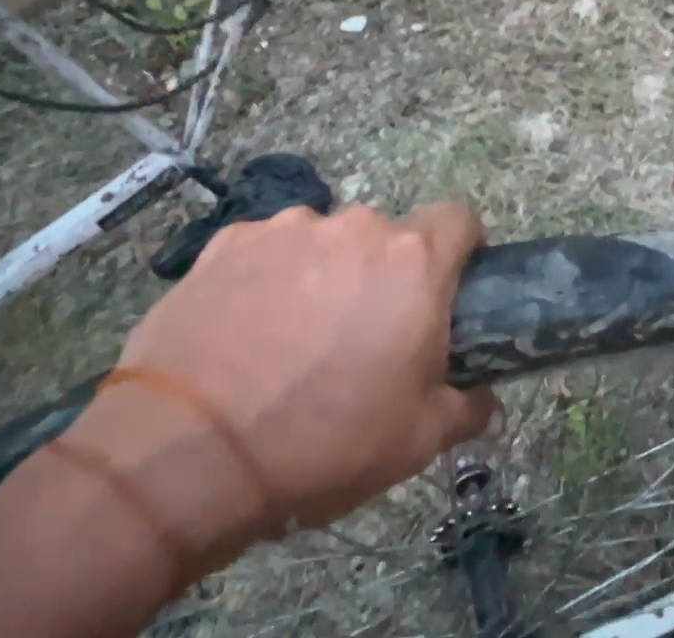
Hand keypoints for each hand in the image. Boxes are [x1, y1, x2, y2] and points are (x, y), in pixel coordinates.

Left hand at [62, 203, 499, 571]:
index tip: (449, 287)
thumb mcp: (418, 440)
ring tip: (296, 336)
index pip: (459, 219)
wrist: (188, 453)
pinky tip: (248, 328)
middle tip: (366, 335)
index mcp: (413, 264)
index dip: (462, 249)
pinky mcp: (227, 242)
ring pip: (327, 241)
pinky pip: (270, 249)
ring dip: (328, 273)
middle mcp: (355, 228)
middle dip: (387, 275)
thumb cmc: (324, 441)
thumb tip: (485, 400)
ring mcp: (286, 230)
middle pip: (388, 237)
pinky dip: (272, 276)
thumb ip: (467, 407)